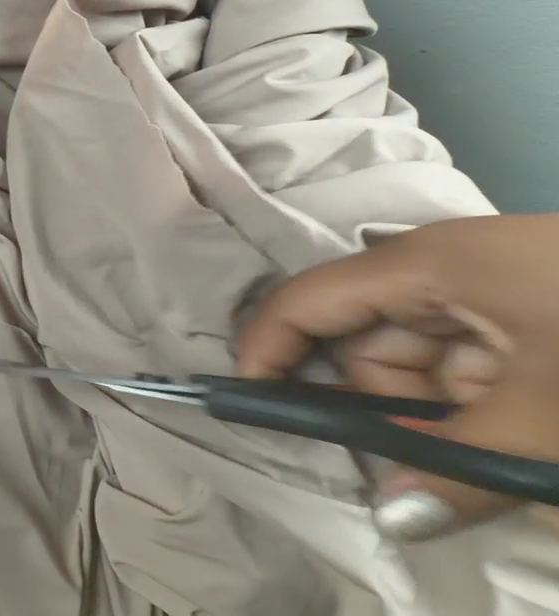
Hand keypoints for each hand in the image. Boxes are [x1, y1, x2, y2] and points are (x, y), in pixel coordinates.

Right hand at [236, 213, 558, 540]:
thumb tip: (390, 520)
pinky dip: (485, 404)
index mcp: (424, 265)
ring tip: (501, 458)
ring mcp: (498, 287)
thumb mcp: (553, 415)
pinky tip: (526, 435)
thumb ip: (463, 465)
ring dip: (443, 412)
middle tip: (414, 468)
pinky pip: (478, 361)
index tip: (255, 408)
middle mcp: (445, 266)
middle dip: (381, 403)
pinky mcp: (538, 311)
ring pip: (427, 355)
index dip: (270, 349)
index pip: (306, 301)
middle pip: (368, 334)